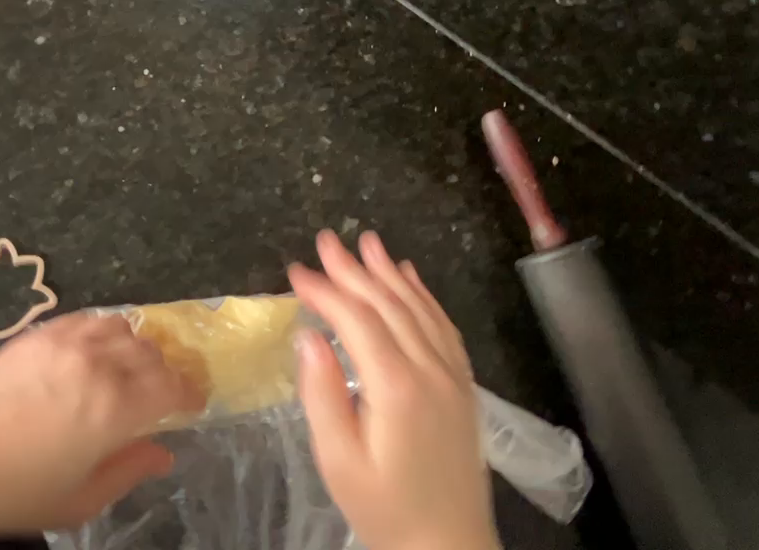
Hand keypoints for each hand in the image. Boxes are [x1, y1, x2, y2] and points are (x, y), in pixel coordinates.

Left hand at [0, 311, 205, 537]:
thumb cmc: (18, 492)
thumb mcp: (82, 498)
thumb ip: (130, 469)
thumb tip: (164, 451)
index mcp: (115, 409)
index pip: (172, 386)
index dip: (189, 392)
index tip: (193, 401)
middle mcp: (99, 365)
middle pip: (152, 353)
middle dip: (165, 371)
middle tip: (162, 389)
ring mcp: (68, 342)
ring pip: (123, 328)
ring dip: (136, 346)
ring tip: (129, 366)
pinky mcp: (41, 331)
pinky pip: (89, 318)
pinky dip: (104, 329)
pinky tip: (97, 348)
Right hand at [290, 230, 498, 549]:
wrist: (450, 546)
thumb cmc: (384, 507)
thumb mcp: (339, 462)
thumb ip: (322, 396)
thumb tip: (308, 336)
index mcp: (396, 387)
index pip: (356, 320)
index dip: (325, 290)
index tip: (295, 271)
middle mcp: (429, 368)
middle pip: (387, 303)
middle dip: (353, 268)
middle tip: (325, 239)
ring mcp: (452, 373)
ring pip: (418, 307)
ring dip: (389, 271)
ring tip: (367, 241)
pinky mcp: (463, 383)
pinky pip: (443, 324)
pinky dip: (423, 294)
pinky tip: (409, 277)